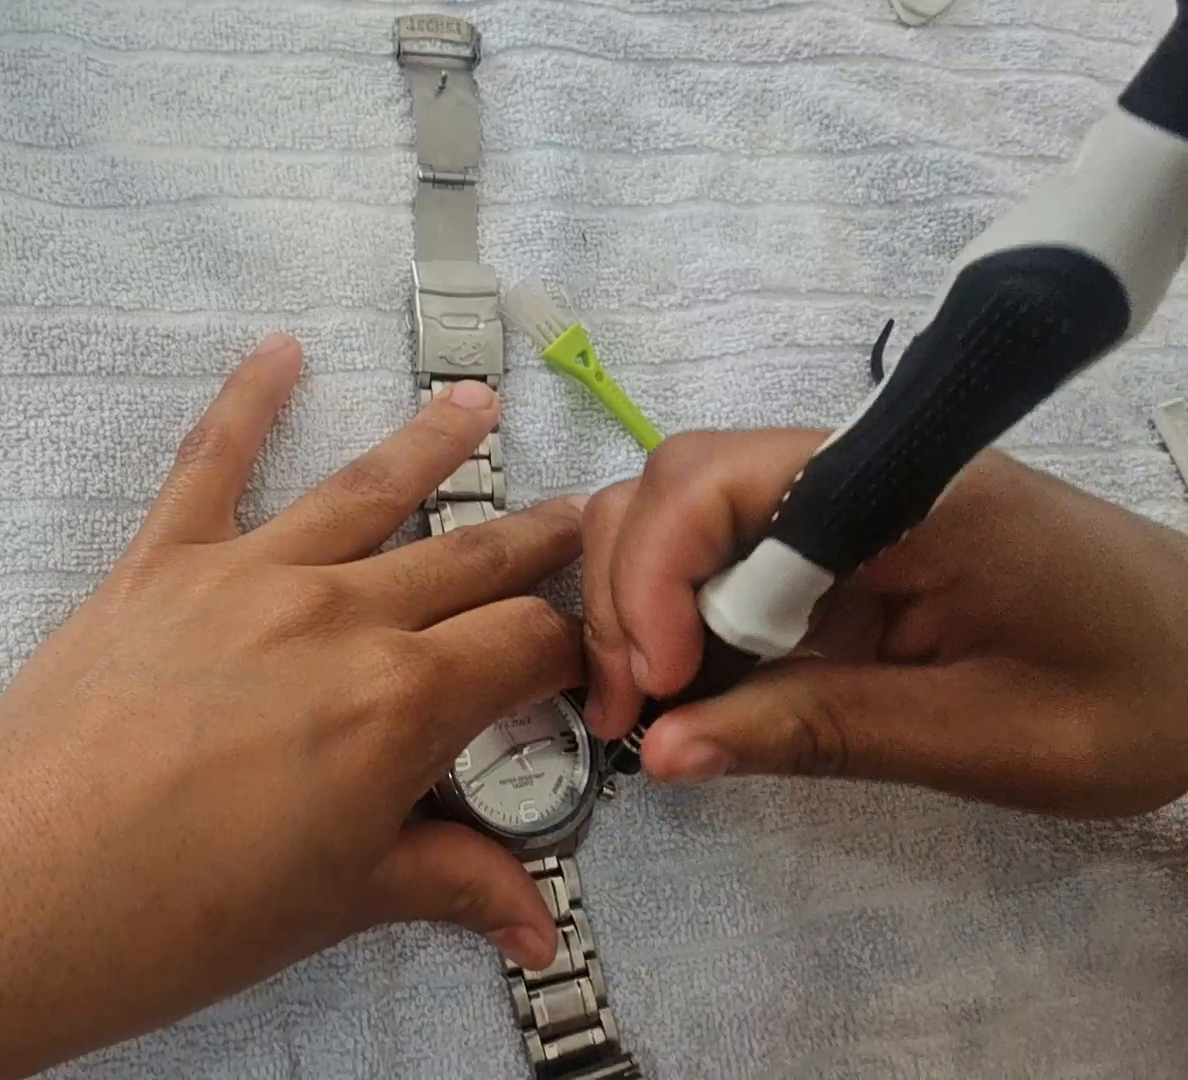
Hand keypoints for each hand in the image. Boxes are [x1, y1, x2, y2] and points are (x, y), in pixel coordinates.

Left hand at [0, 334, 588, 1073]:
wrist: (27, 885)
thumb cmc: (186, 912)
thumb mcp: (340, 899)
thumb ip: (449, 881)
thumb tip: (535, 928)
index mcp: (401, 701)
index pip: (524, 645)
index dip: (567, 649)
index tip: (576, 655)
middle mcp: (340, 614)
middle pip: (468, 557)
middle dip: (535, 539)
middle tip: (579, 512)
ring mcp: (250, 573)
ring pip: (365, 490)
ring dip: (431, 444)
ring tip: (475, 403)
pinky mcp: (165, 558)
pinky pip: (211, 460)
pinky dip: (245, 399)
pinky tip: (278, 351)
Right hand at [580, 429, 1187, 817]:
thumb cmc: (1141, 694)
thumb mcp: (994, 737)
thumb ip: (821, 732)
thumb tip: (660, 753)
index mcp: (901, 485)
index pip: (713, 486)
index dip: (656, 577)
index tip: (663, 686)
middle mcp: (832, 465)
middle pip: (662, 492)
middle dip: (623, 598)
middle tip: (632, 707)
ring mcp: (806, 493)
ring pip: (655, 515)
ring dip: (628, 607)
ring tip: (648, 700)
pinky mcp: (792, 530)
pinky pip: (685, 550)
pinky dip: (656, 614)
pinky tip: (676, 677)